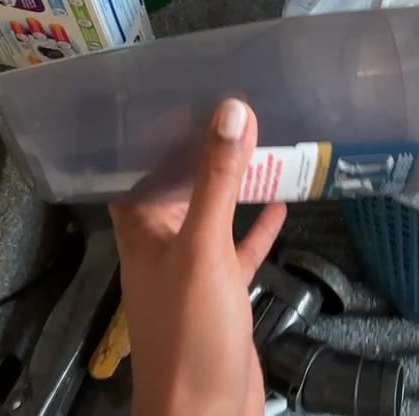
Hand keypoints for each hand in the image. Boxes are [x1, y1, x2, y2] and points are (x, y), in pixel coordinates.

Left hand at [110, 99, 288, 415]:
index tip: (183, 90)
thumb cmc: (189, 330)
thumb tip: (233, 109)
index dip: (154, 129)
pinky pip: (239, 247)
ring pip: (213, 212)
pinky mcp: (221, 291)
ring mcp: (192, 267)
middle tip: (235, 104)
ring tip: (263, 140)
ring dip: (235, 183)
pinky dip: (257, 226)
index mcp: (141, 227)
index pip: (137, 165)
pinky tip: (281, 203)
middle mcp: (161, 241)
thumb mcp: (202, 247)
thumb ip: (217, 180)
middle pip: (180, 183)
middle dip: (205, 148)